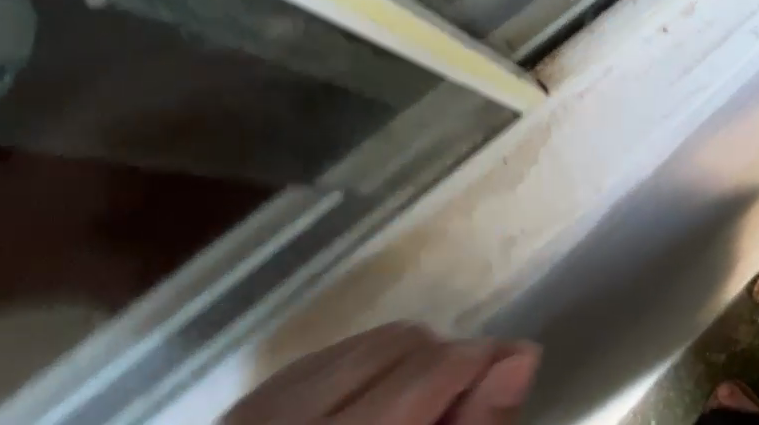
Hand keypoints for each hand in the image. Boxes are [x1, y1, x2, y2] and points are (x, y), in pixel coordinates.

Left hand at [223, 322, 539, 424]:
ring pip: (364, 342)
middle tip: (451, 416)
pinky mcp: (236, 411)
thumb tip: (522, 355)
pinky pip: (322, 358)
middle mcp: (283, 421)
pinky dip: (360, 374)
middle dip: (442, 365)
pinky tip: (365, 415)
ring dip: (404, 365)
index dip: (485, 361)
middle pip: (402, 342)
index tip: (512, 373)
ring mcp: (249, 415)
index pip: (432, 366)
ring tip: (410, 418)